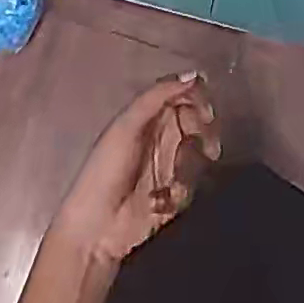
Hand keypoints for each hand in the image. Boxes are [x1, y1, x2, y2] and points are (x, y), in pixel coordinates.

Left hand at [49, 73, 220, 262]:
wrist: (97, 227)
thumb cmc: (106, 168)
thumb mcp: (127, 125)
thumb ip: (158, 96)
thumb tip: (194, 75)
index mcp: (146, 115)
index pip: (179, 95)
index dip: (195, 96)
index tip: (206, 106)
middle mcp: (160, 136)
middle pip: (194, 121)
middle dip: (203, 128)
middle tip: (205, 138)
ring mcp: (169, 166)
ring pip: (197, 152)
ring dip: (191, 162)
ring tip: (178, 176)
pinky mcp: (177, 195)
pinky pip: (194, 183)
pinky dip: (184, 188)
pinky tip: (167, 198)